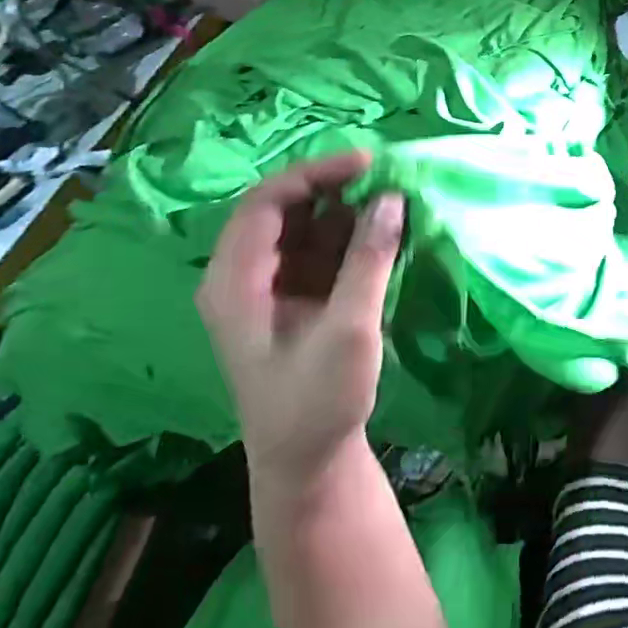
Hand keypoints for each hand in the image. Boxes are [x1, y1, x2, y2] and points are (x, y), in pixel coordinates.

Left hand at [196, 152, 403, 494]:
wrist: (307, 465)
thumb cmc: (316, 401)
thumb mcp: (348, 329)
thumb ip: (369, 259)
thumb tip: (393, 198)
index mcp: (234, 282)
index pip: (265, 203)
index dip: (314, 174)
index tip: (365, 162)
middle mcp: (243, 277)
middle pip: (283, 211)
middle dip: (332, 190)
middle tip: (384, 177)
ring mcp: (269, 289)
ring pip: (304, 230)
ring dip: (346, 213)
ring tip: (392, 201)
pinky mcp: (294, 301)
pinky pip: (320, 253)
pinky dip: (350, 239)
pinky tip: (384, 233)